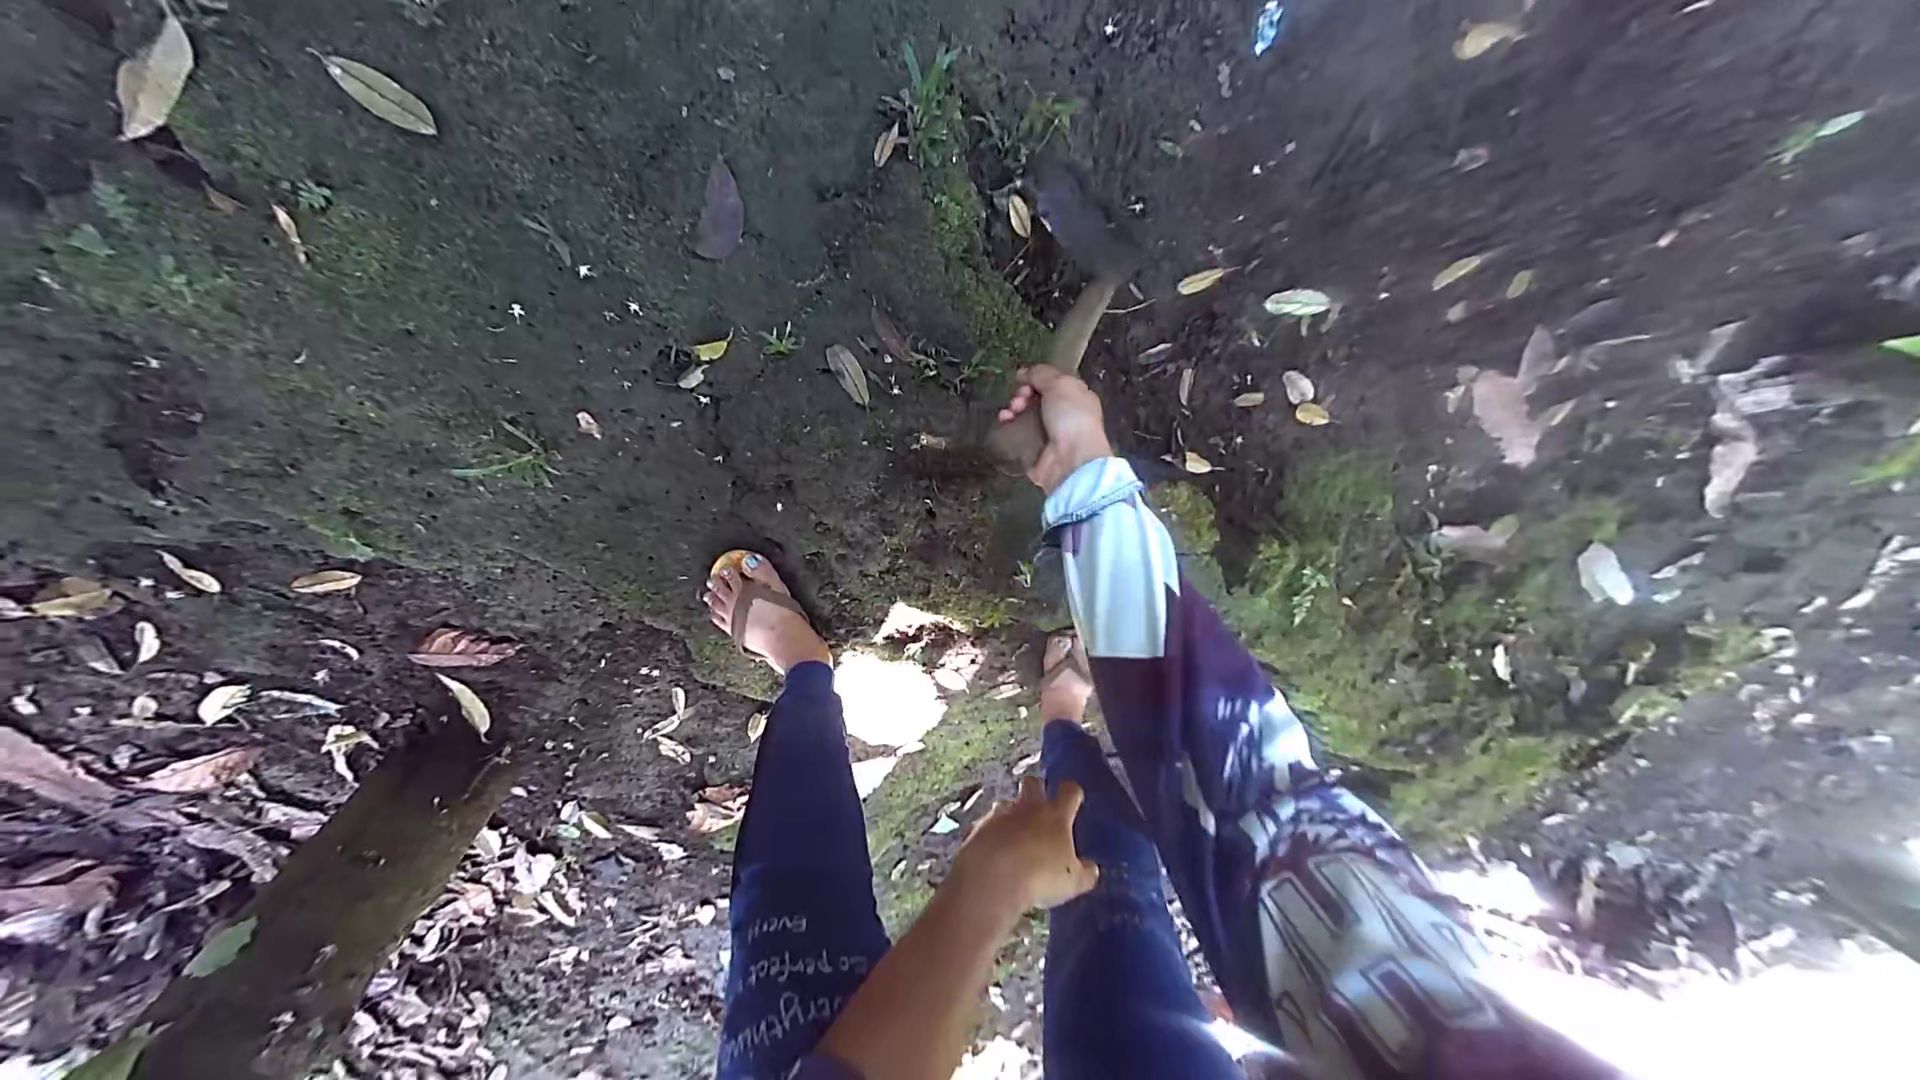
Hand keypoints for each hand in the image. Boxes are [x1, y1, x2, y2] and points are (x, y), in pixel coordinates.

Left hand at [950, 776, 1098, 912]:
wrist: (993, 877)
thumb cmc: (1041, 877)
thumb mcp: (1073, 882)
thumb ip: (1085, 873)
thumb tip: (1092, 868)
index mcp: (1056, 816)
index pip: (1069, 791)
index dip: (1073, 792)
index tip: (1075, 797)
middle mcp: (1028, 808)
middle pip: (1033, 783)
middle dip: (1037, 788)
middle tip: (1040, 803)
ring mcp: (1001, 814)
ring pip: (1007, 802)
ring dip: (1011, 812)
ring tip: (1014, 833)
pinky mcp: (979, 826)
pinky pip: (988, 823)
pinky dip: (992, 832)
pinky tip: (993, 849)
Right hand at [995, 367, 1114, 493]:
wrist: (1071, 459)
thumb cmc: (1072, 417)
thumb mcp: (1061, 384)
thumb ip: (1041, 374)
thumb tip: (1024, 372)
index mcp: (1075, 398)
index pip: (1052, 384)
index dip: (1036, 380)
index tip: (1024, 381)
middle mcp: (1063, 417)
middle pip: (1035, 400)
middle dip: (1022, 395)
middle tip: (1019, 400)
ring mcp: (1048, 436)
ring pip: (1024, 417)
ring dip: (1012, 410)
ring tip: (1008, 412)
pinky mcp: (1034, 453)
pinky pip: (1017, 437)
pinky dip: (1008, 428)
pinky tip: (1003, 422)